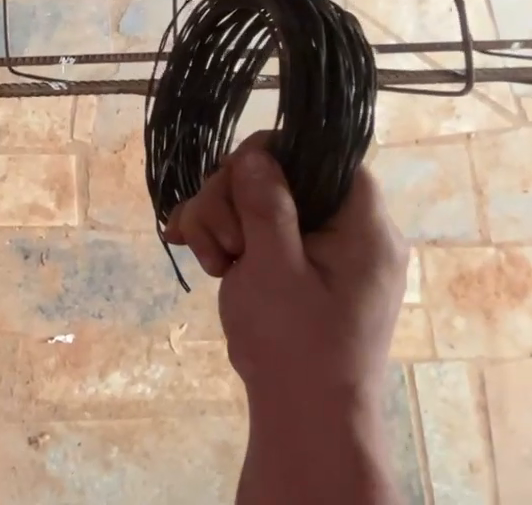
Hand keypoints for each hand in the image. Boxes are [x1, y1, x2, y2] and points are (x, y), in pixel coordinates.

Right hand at [164, 132, 406, 413]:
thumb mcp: (275, 266)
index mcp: (362, 230)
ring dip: (213, 220)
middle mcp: (342, 231)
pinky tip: (195, 251)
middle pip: (274, 177)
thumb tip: (255, 152)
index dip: (280, 154)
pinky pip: (241, 224)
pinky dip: (213, 233)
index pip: (331, 160)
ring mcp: (311, 247)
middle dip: (228, 199)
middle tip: (218, 239)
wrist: (299, 404)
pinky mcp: (283, 260)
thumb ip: (267, 206)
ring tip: (210, 260)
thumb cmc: (296, 338)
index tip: (237, 177)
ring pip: (246, 199)